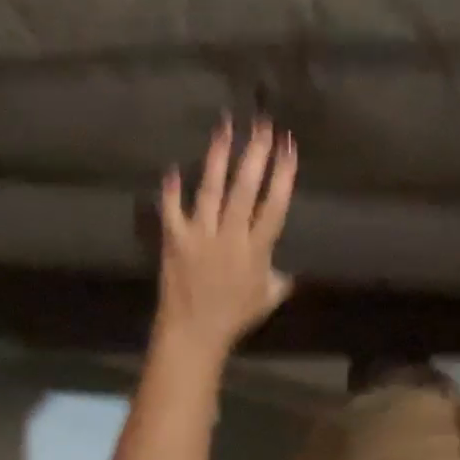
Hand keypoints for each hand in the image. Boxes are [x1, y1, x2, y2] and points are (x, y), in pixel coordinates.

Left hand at [153, 117, 296, 354]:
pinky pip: (172, 210)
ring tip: (224, 128)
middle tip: (262, 125)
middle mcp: (230, 236)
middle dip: (255, 153)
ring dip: (218, 157)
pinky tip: (173, 168)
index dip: (283, 173)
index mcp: (257, 249)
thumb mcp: (266, 299)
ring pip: (211, 190)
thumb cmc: (233, 318)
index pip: (275, 204)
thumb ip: (278, 279)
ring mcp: (200, 236)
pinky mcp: (174, 240)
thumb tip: (287, 269)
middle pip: (245, 188)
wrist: (193, 334)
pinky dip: (171, 190)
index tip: (289, 145)